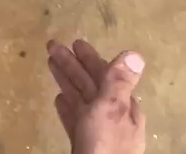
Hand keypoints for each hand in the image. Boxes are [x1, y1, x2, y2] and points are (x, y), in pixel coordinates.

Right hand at [47, 39, 145, 153]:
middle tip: (52, 45)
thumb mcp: (111, 108)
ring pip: (82, 101)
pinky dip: (67, 108)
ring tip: (49, 63)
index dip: (90, 58)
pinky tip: (57, 100)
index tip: (74, 42)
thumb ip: (119, 82)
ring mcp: (100, 135)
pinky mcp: (86, 146)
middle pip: (92, 86)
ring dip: (67, 81)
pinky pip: (76, 121)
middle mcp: (114, 121)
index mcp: (124, 110)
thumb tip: (136, 54)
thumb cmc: (104, 145)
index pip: (106, 76)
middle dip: (73, 65)